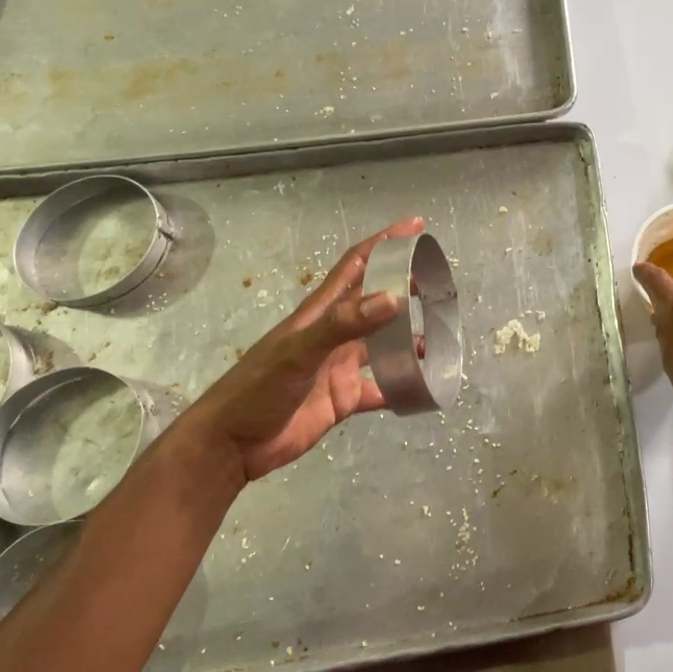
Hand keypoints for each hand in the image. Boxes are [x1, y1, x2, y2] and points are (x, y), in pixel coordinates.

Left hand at [179, 216, 423, 483]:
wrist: (230, 445)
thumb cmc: (258, 389)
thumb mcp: (299, 351)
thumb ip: (344, 324)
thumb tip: (392, 298)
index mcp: (321, 313)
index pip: (356, 265)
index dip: (383, 243)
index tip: (414, 227)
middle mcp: (334, 333)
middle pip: (375, 301)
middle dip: (404, 288)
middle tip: (437, 284)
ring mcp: (339, 365)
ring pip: (383, 344)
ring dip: (409, 338)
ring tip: (442, 334)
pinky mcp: (343, 397)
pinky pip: (381, 387)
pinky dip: (403, 385)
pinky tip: (425, 386)